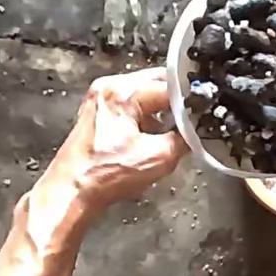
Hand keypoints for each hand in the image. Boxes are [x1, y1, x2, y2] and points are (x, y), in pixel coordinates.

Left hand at [37, 67, 185, 215]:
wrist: (72, 191)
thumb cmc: (104, 175)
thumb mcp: (160, 158)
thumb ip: (185, 138)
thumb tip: (195, 132)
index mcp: (123, 92)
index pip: (170, 86)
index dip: (190, 102)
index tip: (203, 114)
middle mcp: (109, 88)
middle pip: (156, 83)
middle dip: (176, 103)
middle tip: (192, 122)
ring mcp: (100, 100)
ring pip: (143, 94)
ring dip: (160, 110)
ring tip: (172, 133)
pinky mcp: (97, 114)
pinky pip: (130, 106)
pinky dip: (144, 118)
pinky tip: (151, 138)